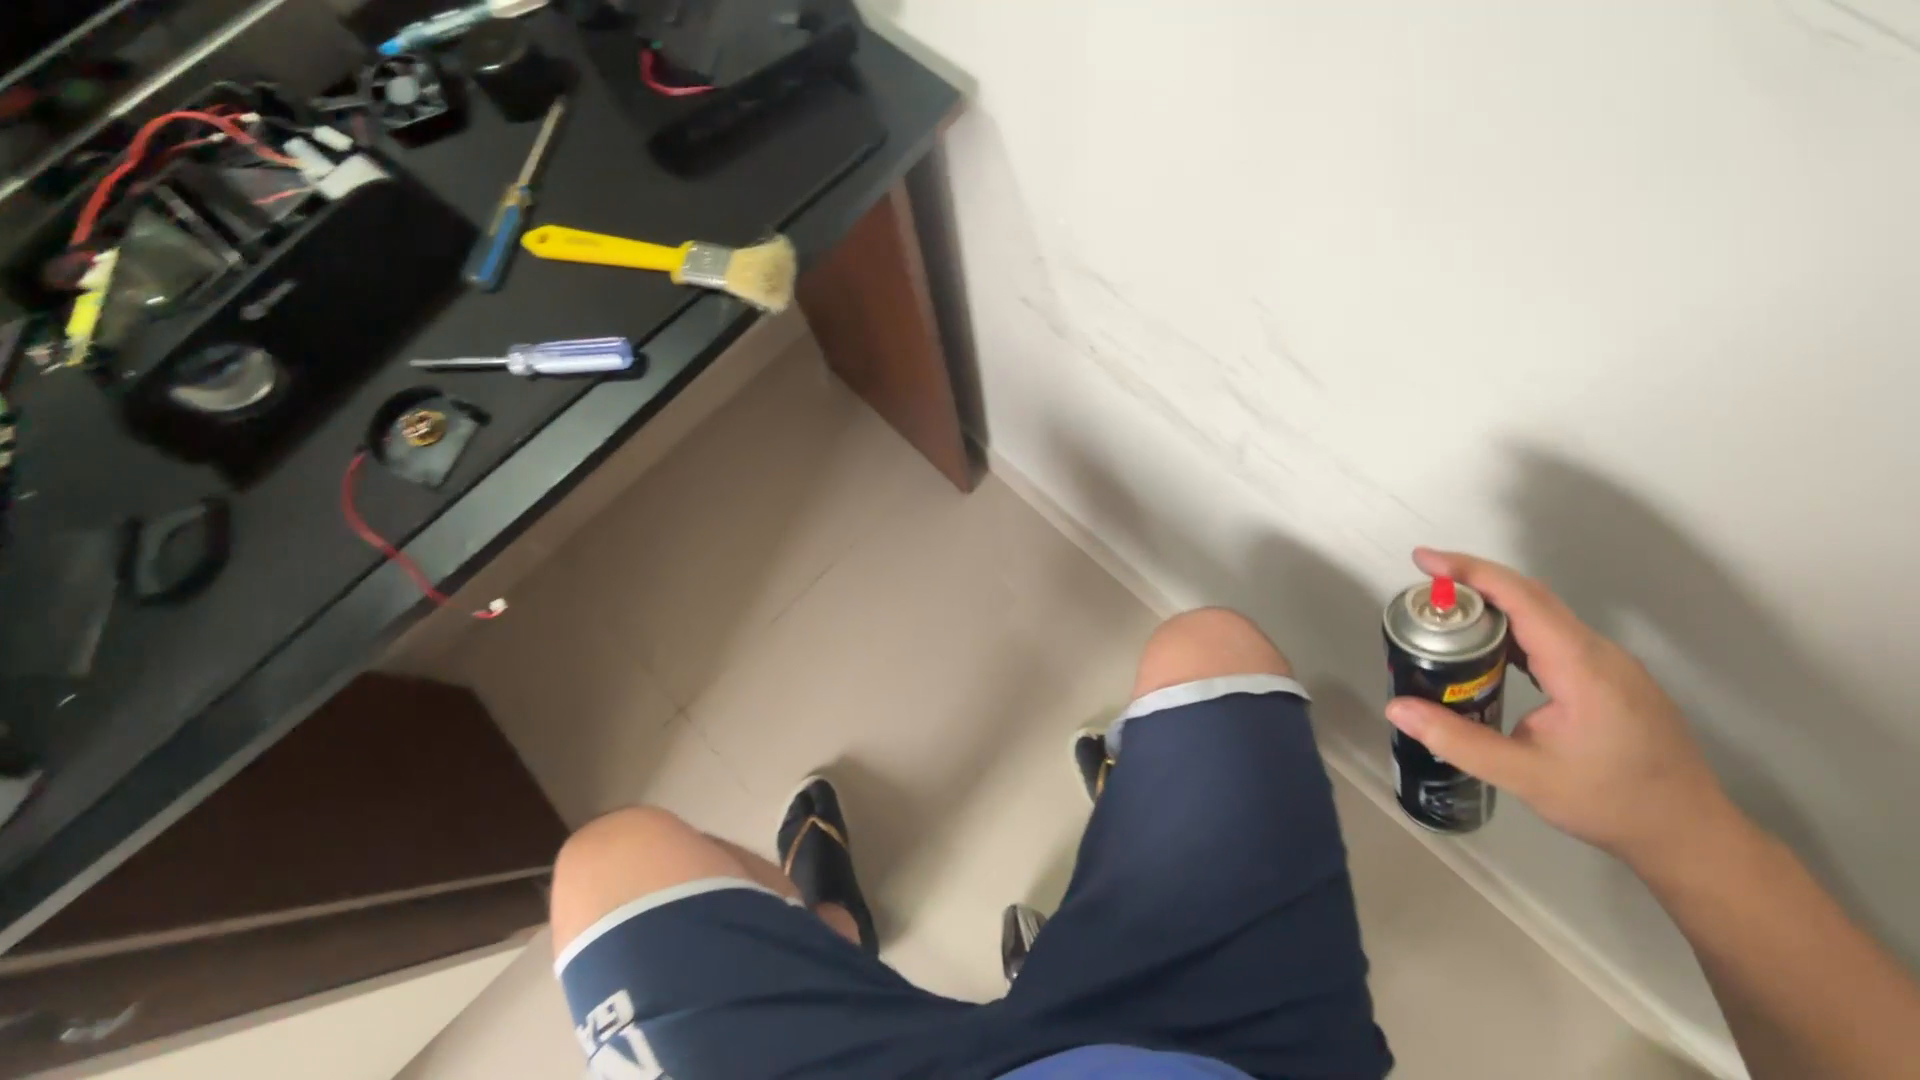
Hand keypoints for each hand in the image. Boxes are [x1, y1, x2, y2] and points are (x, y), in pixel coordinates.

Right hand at [1384, 548, 1742, 873]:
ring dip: (1495, 607)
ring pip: (1546, 616)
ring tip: (1446, 617)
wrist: (1690, 833)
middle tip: (1425, 589)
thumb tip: (1396, 709)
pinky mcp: (1612, 678)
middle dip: (1475, 583)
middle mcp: (1600, 653)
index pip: (1521, 598)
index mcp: (1582, 667)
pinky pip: (1557, 637)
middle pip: (1532, 598)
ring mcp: (1611, 664)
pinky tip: (1489, 651)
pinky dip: (1515, 630)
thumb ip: (1456, 739)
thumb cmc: (1610, 803)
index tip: (1424, 560)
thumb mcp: (1524, 775)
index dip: (1470, 572)